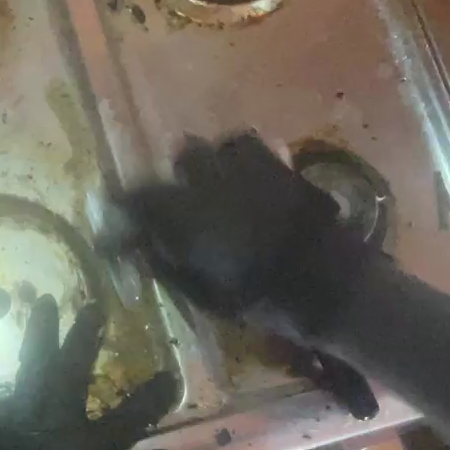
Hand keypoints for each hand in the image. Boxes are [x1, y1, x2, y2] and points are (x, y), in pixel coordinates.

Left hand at [0, 295, 179, 449]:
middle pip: (74, 374)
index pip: (131, 416)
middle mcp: (51, 427)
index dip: (152, 396)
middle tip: (94, 308)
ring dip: (38, 336)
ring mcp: (13, 426)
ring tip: (43, 301)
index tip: (169, 375)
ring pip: (30, 371)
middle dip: (86, 339)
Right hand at [116, 132, 345, 316]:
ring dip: (201, 168)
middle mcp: (214, 182)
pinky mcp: (281, 166)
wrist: (336, 289)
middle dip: (169, 181)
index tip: (113, 224)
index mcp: (190, 216)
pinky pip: (246, 147)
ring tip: (205, 191)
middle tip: (168, 209)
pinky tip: (237, 180)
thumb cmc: (265, 303)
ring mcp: (250, 168)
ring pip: (211, 149)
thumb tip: (134, 245)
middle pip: (178, 162)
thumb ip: (165, 264)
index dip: (121, 209)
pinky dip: (233, 160)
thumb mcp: (205, 295)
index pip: (138, 200)